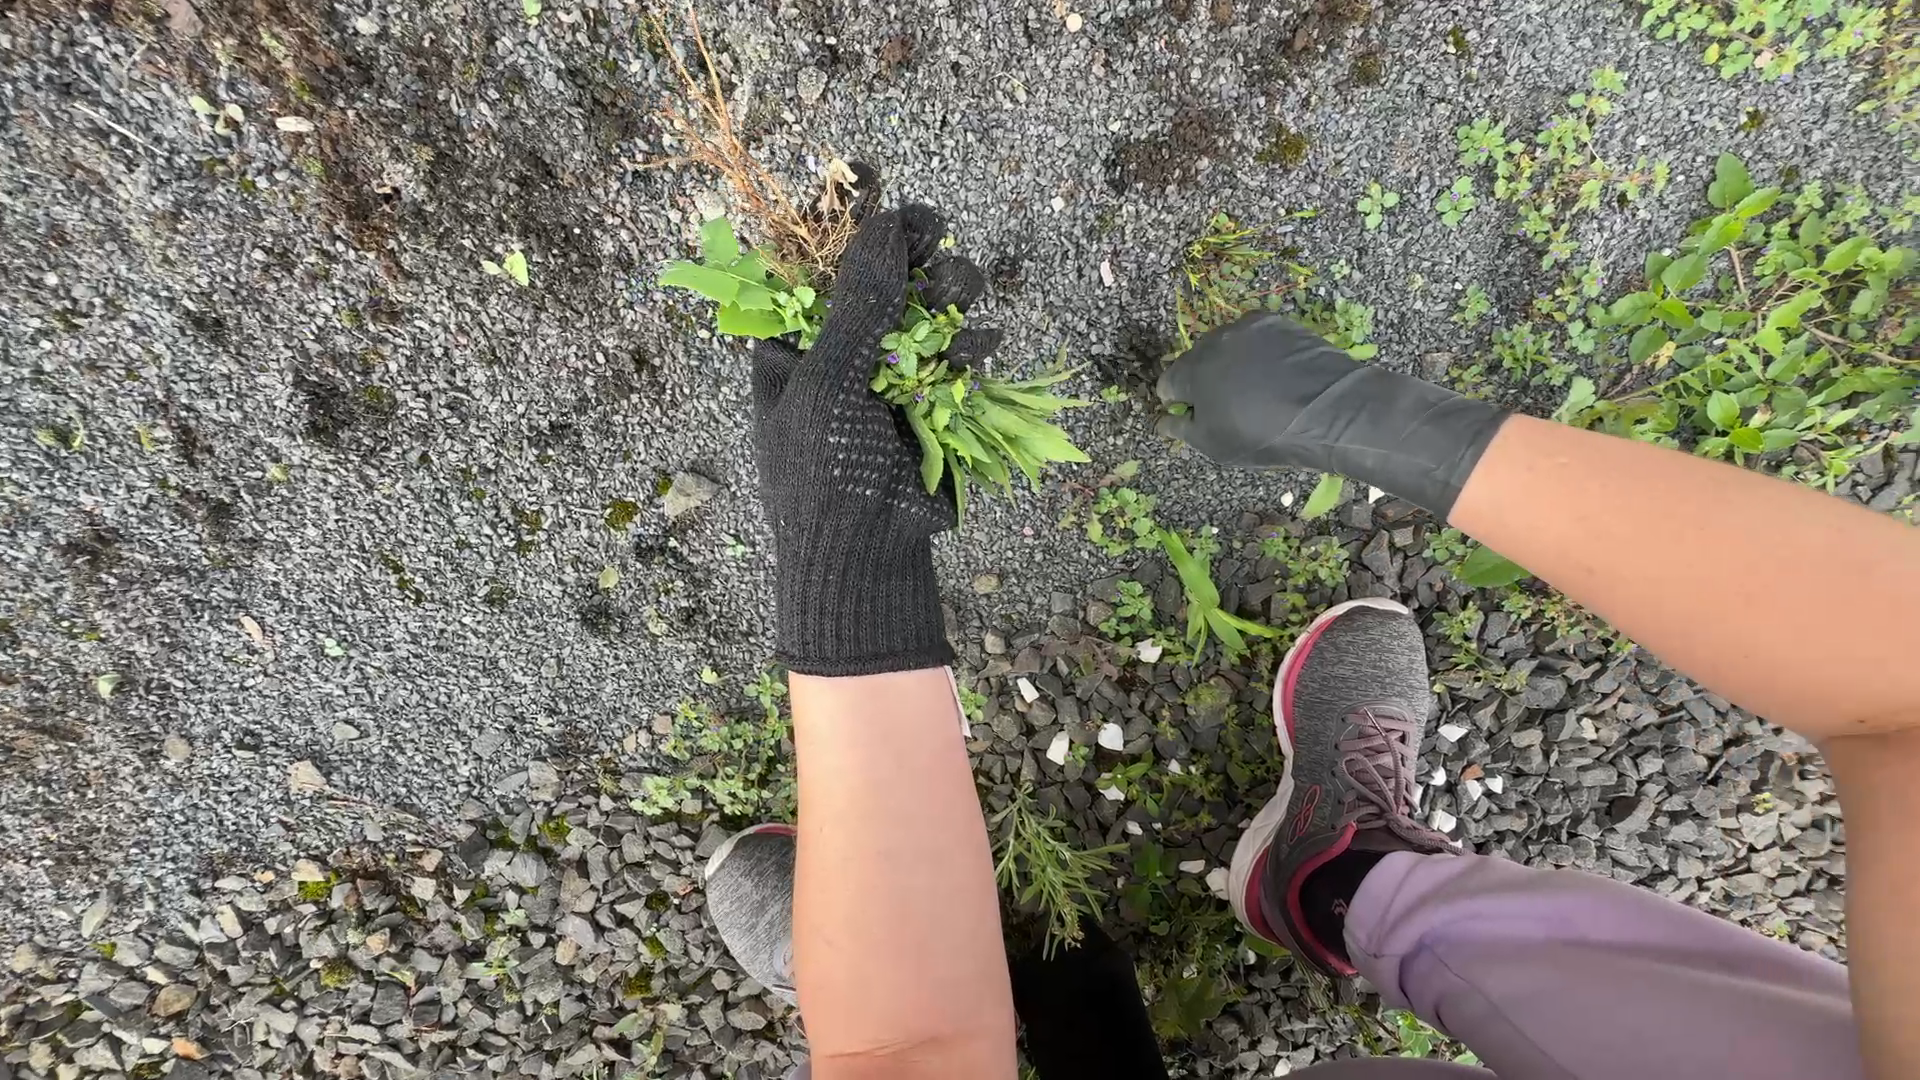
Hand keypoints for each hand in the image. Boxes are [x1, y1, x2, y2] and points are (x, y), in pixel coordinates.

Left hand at [752, 204, 987, 675]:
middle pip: (887, 280)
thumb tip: (887, 227)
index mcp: (795, 344)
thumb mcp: (828, 387)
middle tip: (941, 248)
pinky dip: (972, 347)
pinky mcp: (932, 402)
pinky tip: (979, 350)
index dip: (865, 233)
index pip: (826, 267)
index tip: (906, 212)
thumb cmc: (824, 474)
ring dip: (953, 295)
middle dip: (919, 260)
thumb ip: (858, 309)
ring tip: (966, 295)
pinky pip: (958, 357)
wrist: (864, 554)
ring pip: (930, 312)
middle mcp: (843, 352)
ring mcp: (891, 377)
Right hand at [1154, 312, 1508, 518]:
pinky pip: (1256, 339)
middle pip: (1195, 360)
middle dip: (1202, 380)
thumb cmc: (1262, 434)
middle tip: (1223, 406)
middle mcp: (1214, 340)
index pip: (1167, 383)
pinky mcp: (1279, 323)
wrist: (1330, 411)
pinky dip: (1257, 354)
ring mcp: (1248, 328)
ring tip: (1251, 390)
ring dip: (1229, 365)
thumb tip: (1162, 421)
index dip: (1176, 403)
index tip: (1192, 417)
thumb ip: (1180, 429)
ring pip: (1226, 347)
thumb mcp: (1212, 444)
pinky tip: (1274, 376)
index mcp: (1190, 370)